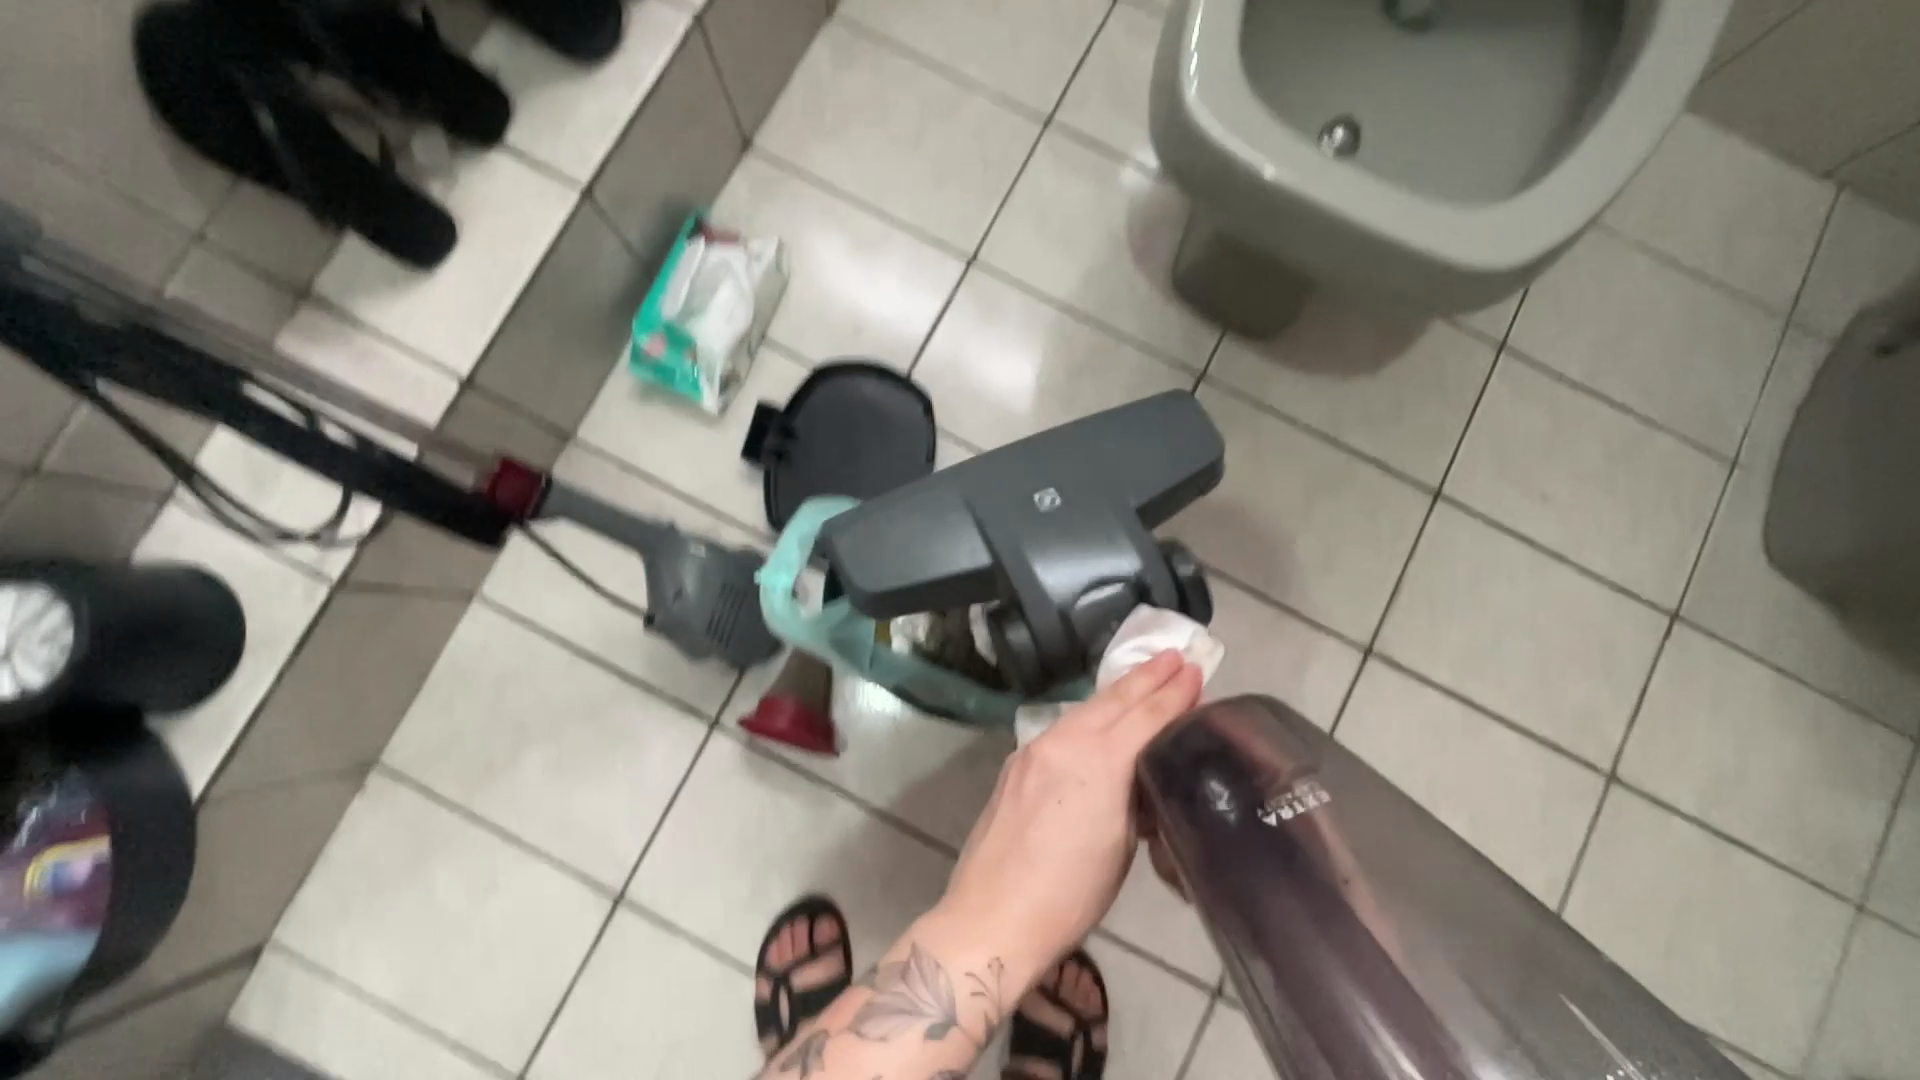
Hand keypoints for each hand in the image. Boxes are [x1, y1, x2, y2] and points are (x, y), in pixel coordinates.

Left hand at [933, 651, 1203, 988]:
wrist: (994, 914)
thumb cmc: (1071, 894)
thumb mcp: (1123, 846)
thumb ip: (1136, 796)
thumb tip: (1144, 772)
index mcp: (1098, 760)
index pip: (1146, 716)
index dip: (1174, 692)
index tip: (1195, 668)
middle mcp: (1064, 741)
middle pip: (1113, 701)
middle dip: (1147, 677)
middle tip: (1176, 656)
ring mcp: (1034, 749)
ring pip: (1085, 710)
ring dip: (1118, 693)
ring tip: (1145, 678)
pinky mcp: (1016, 764)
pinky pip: (1062, 727)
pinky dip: (1090, 716)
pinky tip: (1100, 718)